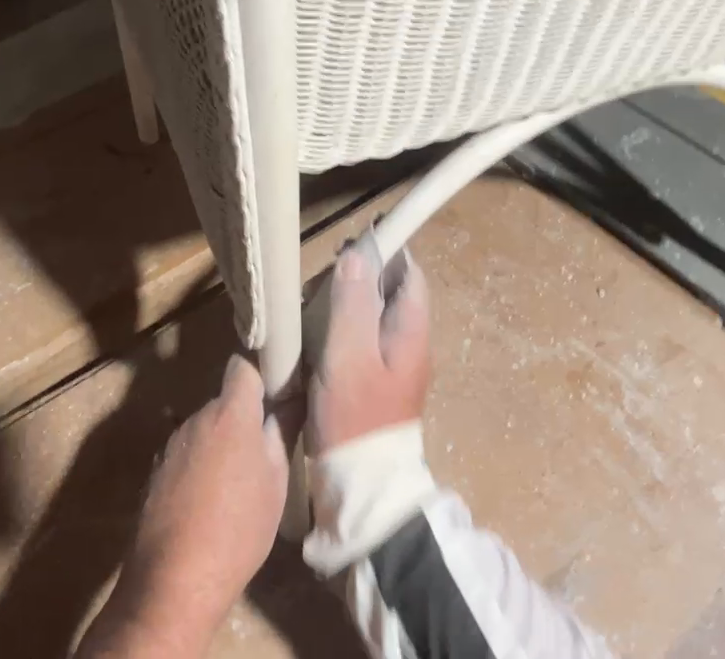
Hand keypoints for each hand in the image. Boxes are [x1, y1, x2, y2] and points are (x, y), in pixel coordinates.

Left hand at [111, 355, 288, 642]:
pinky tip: (211, 500)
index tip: (277, 396)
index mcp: (229, 415)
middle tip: (265, 447)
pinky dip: (201, 465)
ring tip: (239, 481)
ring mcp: (172, 445)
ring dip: (221, 443)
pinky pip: (188, 454)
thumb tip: (292, 402)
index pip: (242, 368)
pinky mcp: (157, 471)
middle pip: (224, 402)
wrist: (175, 580)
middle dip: (243, 417)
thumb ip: (281, 434)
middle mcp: (196, 419)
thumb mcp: (275, 483)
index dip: (260, 377)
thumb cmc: (239, 528)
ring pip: (205, 429)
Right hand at [310, 236, 432, 452]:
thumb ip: (353, 303)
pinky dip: (341, 329)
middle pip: (391, 294)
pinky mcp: (373, 385)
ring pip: (373, 318)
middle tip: (325, 270)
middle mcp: (408, 346)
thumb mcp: (349, 354)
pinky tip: (315, 334)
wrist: (360, 487)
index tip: (356, 238)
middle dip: (362, 275)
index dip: (388, 252)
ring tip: (313, 298)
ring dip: (348, 302)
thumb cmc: (356, 416)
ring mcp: (392, 368)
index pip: (409, 276)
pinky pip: (360, 342)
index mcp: (411, 333)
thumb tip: (357, 255)